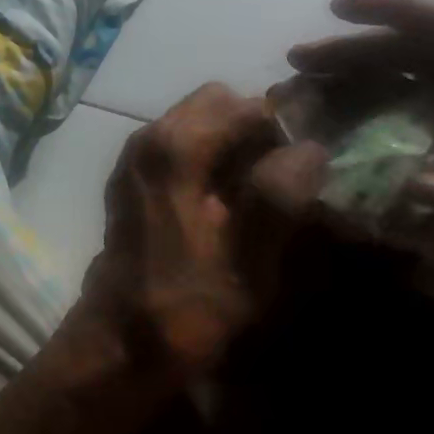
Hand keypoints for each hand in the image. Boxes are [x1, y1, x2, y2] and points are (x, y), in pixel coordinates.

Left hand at [82, 83, 326, 372]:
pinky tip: (228, 198)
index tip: (310, 164)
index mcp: (174, 148)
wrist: (123, 331)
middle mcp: (148, 136)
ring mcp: (134, 153)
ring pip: (194, 119)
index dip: (280, 128)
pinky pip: (177, 141)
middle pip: (212, 103)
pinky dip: (207, 154)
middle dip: (255, 128)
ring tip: (264, 190)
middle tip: (287, 177)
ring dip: (232, 141)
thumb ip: (277, 197)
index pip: (239, 105)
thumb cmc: (190, 300)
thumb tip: (310, 147)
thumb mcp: (249, 259)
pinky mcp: (131, 172)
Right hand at [285, 0, 433, 179]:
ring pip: (406, 114)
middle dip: (358, 57)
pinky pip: (405, 173)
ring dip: (349, 103)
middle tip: (297, 64)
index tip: (339, 5)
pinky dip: (361, 162)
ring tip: (299, 108)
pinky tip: (327, 167)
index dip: (408, 13)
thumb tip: (423, 187)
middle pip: (425, 68)